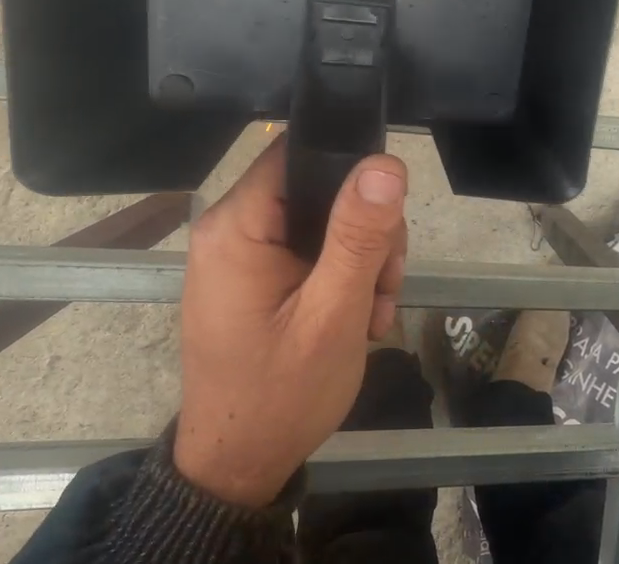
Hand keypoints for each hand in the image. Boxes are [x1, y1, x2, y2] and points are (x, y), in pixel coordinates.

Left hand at [173, 138, 408, 506]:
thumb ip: (359, 237)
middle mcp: (232, 228)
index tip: (386, 212)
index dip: (352, 167)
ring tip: (372, 311)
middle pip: (321, 186)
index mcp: (237, 226)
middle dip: (368, 229)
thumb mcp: (332, 315)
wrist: (239, 467)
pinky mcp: (256, 274)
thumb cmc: (281, 394)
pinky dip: (344, 275)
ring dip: (364, 258)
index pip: (301, 151)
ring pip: (326, 219)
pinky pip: (313, 249)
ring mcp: (243, 253)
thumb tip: (385, 164)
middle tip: (384, 283)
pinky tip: (360, 315)